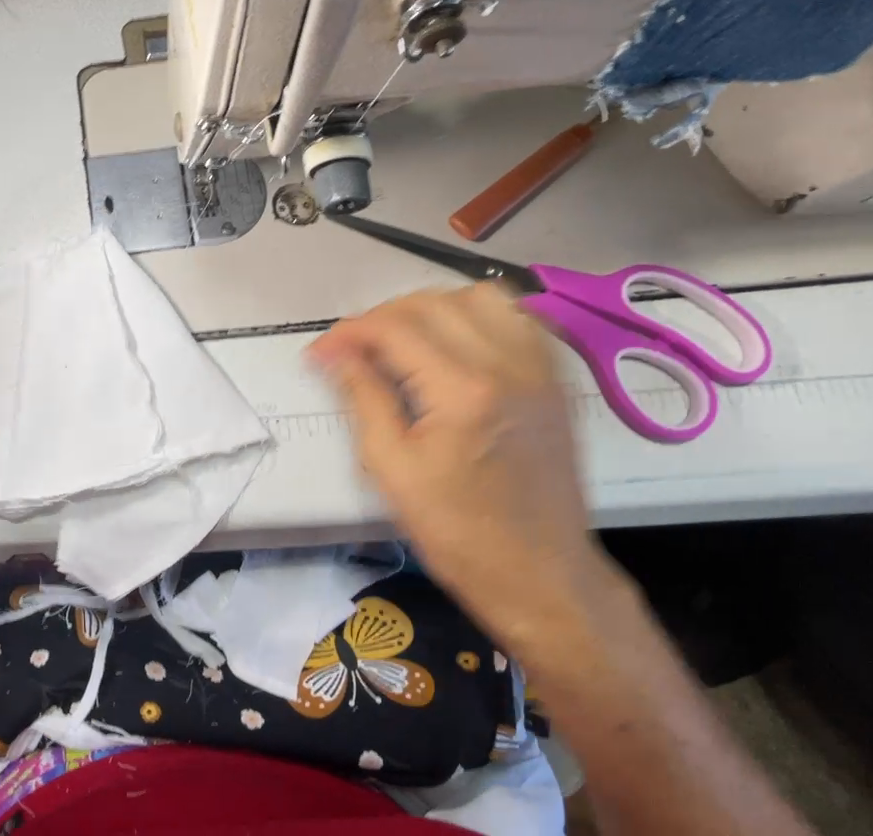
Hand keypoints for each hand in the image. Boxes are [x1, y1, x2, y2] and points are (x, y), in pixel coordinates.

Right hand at [306, 283, 612, 657]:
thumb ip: (363, 397)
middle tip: (352, 351)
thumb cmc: (456, 531)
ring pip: (480, 298)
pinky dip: (478, 317)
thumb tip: (334, 353)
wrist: (541, 574)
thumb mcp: (390, 468)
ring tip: (402, 340)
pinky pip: (518, 318)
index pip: (393, 329)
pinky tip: (453, 344)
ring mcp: (540, 369)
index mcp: (462, 391)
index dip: (346, 333)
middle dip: (380, 317)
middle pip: (432, 303)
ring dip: (431, 308)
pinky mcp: (555, 380)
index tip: (317, 354)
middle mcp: (508, 365)